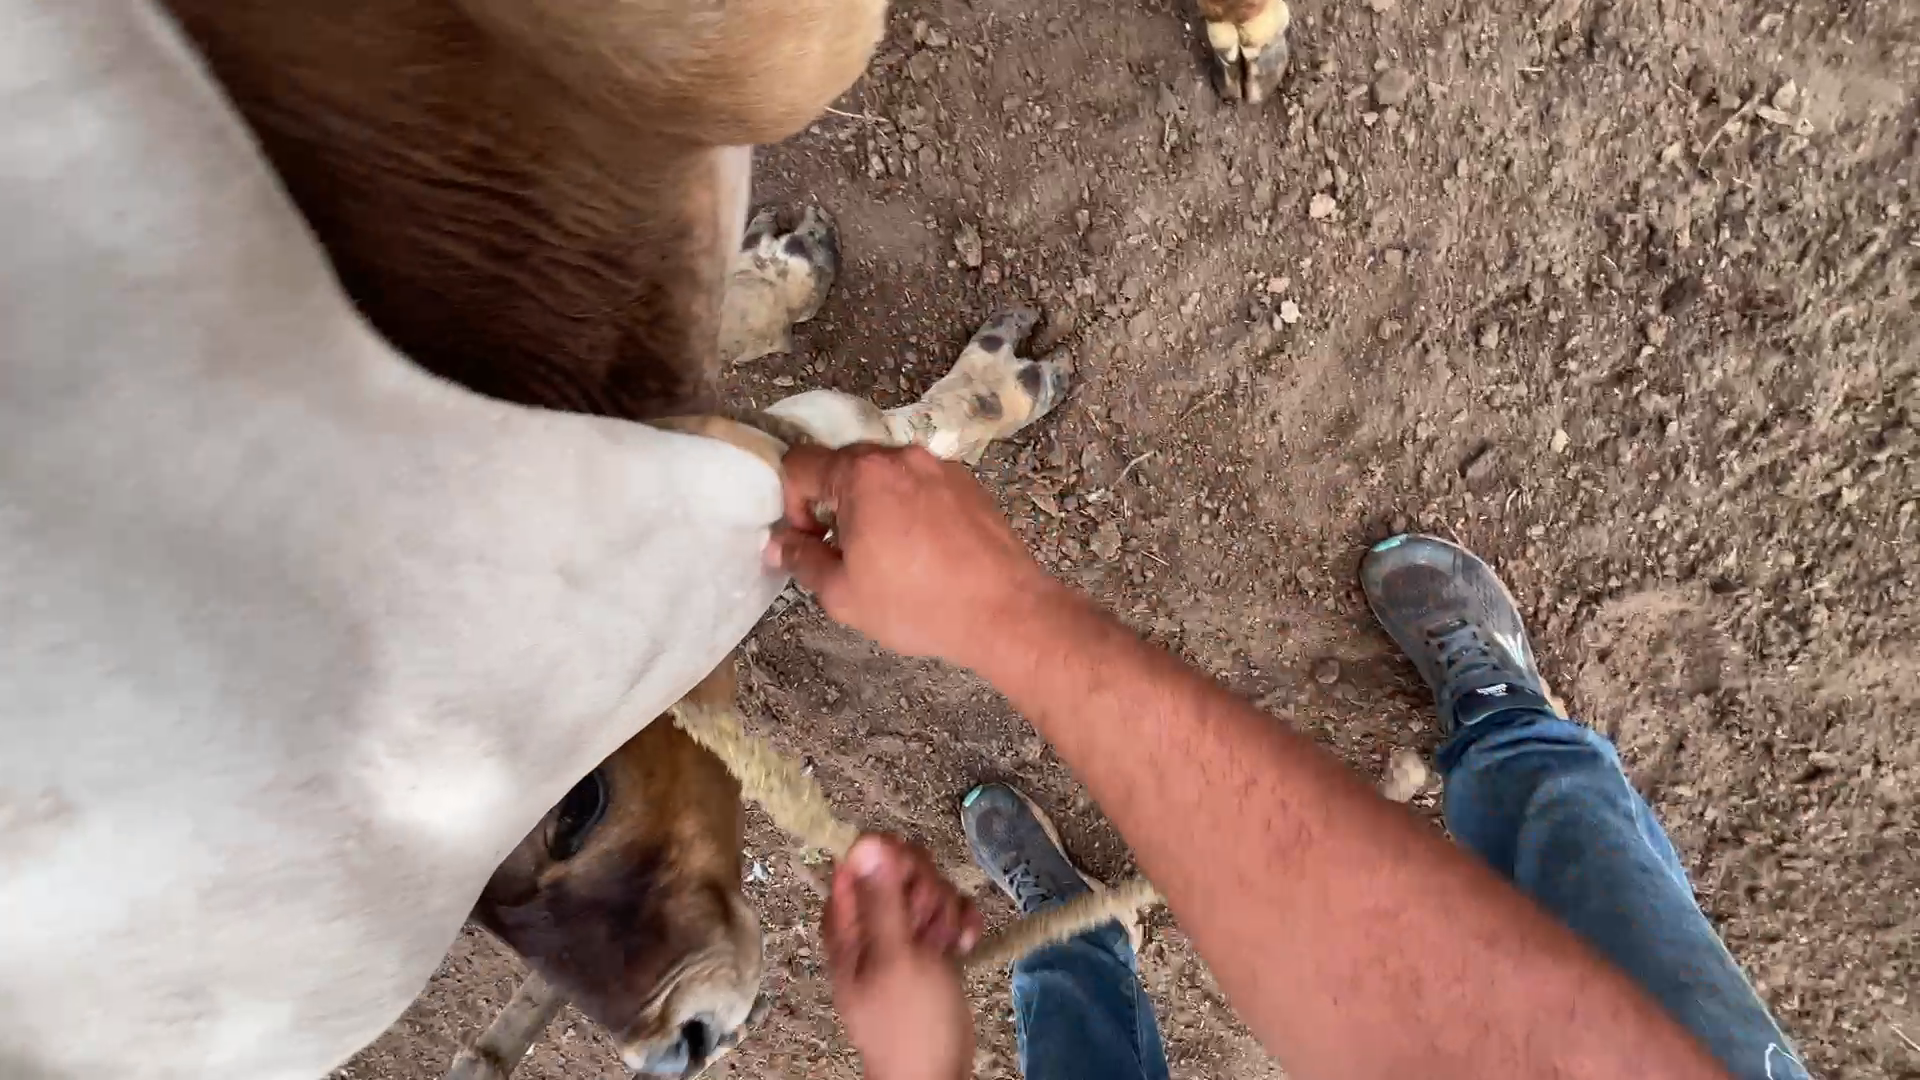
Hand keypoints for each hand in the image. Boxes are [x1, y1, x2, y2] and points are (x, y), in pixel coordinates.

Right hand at [765, 443, 1059, 669]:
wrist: (1003, 610)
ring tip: (889, 553)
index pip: (800, 464)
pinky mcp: (969, 482)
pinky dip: (909, 506)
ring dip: (873, 505)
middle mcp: (901, 457)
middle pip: (845, 465)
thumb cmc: (916, 604)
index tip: (811, 541)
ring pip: (886, 475)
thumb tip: (779, 542)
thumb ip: (802, 559)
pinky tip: (925, 549)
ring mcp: (940, 466)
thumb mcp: (843, 593)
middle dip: (833, 504)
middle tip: (846, 551)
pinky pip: (922, 484)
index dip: (792, 504)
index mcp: (862, 473)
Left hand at [825, 835, 980, 1079]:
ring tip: (943, 946)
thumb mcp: (893, 958)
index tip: (912, 880)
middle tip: (926, 924)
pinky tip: (965, 945)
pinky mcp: (932, 939)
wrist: (938, 1076)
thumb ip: (882, 898)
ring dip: (946, 910)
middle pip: (902, 864)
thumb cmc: (907, 1024)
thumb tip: (866, 839)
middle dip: (926, 889)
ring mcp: (904, 928)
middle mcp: (873, 917)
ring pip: (929, 884)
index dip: (893, 858)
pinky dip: (962, 923)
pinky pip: (951, 906)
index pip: (863, 856)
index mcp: (848, 919)